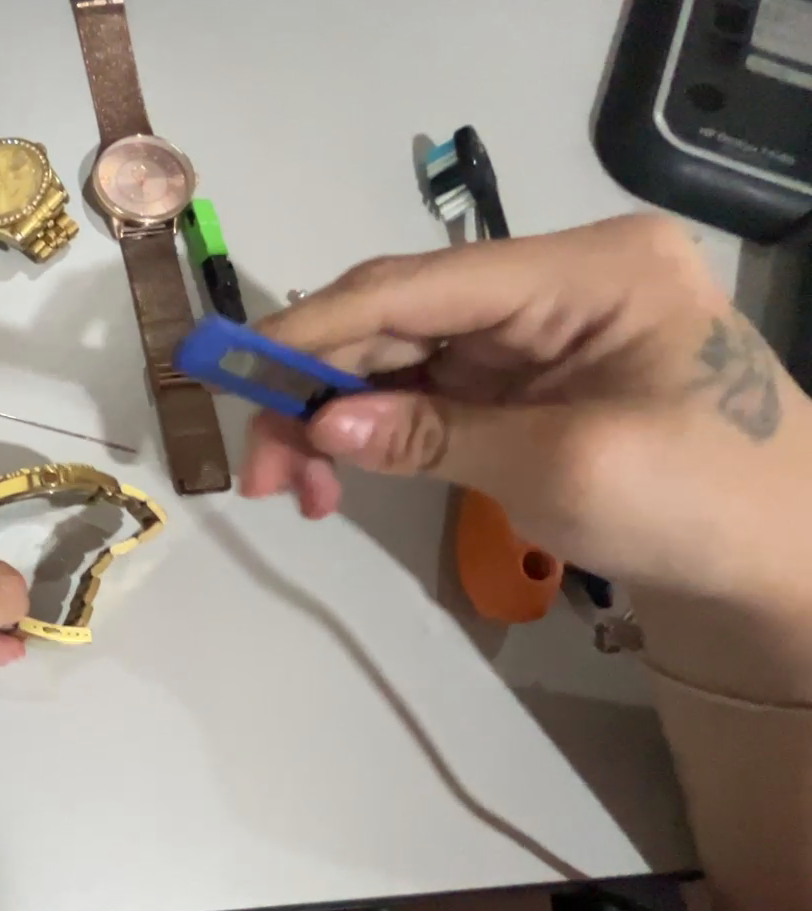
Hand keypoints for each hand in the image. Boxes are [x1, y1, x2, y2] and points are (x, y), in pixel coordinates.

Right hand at [243, 214, 811, 607]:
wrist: (771, 559)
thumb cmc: (704, 503)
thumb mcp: (564, 467)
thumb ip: (432, 435)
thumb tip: (318, 426)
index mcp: (585, 273)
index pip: (414, 286)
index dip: (312, 327)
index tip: (230, 368)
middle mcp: (539, 284)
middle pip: (380, 323)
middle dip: (306, 393)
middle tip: (259, 471)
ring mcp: (511, 329)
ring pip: (371, 360)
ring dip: (316, 423)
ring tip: (290, 490)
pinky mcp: (490, 374)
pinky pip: (392, 392)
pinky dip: (349, 436)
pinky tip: (326, 477)